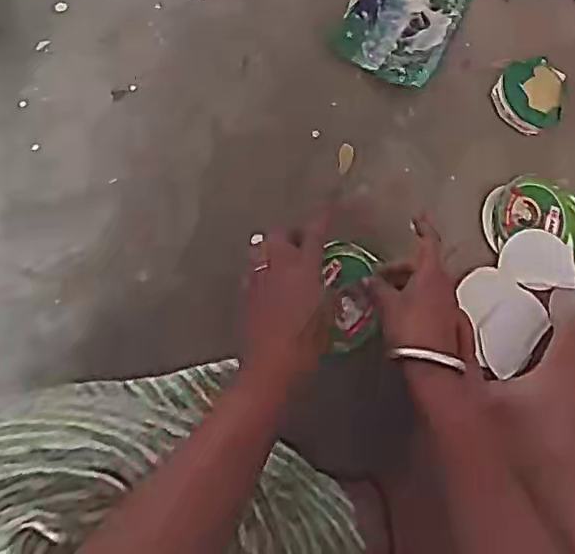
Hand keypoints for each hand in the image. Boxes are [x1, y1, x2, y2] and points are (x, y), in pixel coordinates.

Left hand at [240, 212, 333, 384]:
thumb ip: (327, 290)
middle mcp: (280, 264)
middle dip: (292, 233)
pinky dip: (262, 267)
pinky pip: (253, 268)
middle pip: (281, 232)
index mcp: (305, 266)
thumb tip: (326, 281)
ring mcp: (260, 277)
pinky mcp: (246, 293)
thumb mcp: (328, 313)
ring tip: (284, 258)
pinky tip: (270, 280)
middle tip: (304, 243)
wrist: (270, 368)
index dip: (322, 216)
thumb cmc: (307, 343)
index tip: (328, 207)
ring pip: (262, 247)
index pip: (314, 232)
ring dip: (274, 247)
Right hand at [367, 215, 475, 365]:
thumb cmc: (411, 328)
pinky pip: (429, 298)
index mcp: (432, 272)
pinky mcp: (448, 320)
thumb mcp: (388, 306)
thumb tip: (368, 279)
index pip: (430, 241)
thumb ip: (378, 289)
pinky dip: (414, 296)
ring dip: (407, 283)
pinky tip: (398, 309)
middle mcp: (444, 283)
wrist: (433, 368)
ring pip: (426, 283)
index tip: (416, 218)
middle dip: (402, 267)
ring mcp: (448, 302)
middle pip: (424, 265)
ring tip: (384, 294)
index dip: (423, 227)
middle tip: (380, 275)